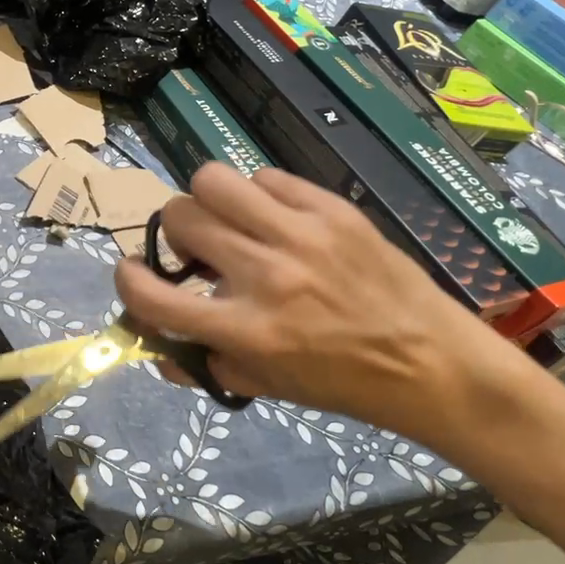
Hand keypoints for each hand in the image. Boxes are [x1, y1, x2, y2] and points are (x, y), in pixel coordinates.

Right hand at [115, 163, 532, 441]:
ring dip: (207, 201)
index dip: (127, 280)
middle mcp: (266, 277)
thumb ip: (201, 362)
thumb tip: (153, 342)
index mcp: (246, 331)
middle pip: (179, 219)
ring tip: (231, 224)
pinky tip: (274, 219)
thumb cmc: (343, 384)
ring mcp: (301, 236)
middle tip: (200, 252)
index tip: (133, 273)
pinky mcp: (333, 210)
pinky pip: (266, 177)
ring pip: (213, 180)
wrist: (437, 365)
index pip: (153, 297)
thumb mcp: (264, 386)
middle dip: (176, 234)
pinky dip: (257, 195)